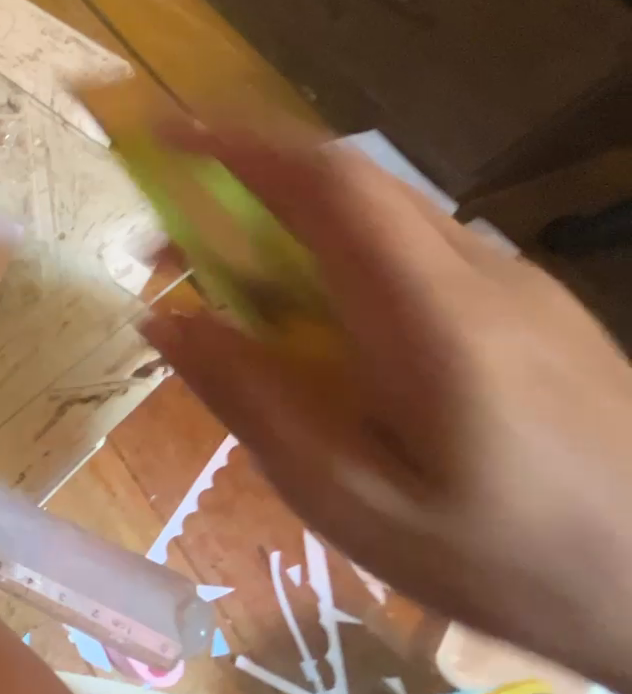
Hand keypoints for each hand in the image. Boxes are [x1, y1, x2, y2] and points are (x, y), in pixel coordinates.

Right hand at [142, 125, 631, 688]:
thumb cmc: (503, 557)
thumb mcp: (341, 494)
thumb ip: (248, 397)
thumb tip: (162, 320)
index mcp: (430, 315)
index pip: (328, 185)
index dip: (239, 146)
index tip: (163, 136)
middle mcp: (480, 278)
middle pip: (350, 188)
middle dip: (241, 189)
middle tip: (164, 247)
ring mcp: (516, 292)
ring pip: (380, 219)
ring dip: (285, 228)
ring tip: (223, 291)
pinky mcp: (531, 316)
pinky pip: (412, 255)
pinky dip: (333, 258)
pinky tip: (313, 328)